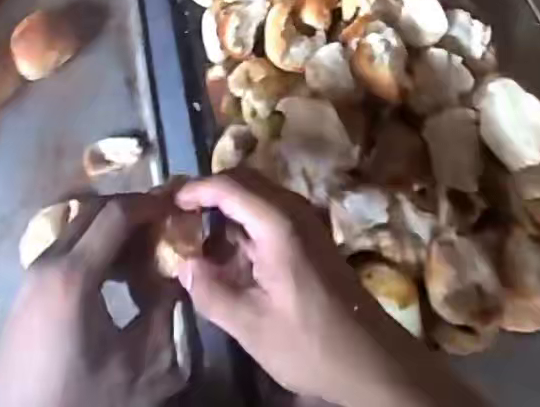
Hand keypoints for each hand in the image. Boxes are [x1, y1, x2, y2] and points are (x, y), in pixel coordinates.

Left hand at [0, 196, 184, 406]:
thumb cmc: (76, 403)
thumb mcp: (139, 371)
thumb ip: (167, 315)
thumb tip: (179, 277)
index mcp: (73, 274)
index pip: (117, 212)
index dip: (150, 204)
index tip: (177, 208)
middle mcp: (48, 262)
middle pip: (95, 210)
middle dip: (133, 210)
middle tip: (164, 226)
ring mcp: (32, 275)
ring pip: (79, 227)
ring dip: (113, 229)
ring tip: (144, 253)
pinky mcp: (26, 292)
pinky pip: (67, 247)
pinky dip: (95, 246)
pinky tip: (115, 278)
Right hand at [173, 172, 484, 406]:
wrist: (371, 358)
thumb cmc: (310, 342)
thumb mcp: (251, 327)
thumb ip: (211, 292)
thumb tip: (183, 264)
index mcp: (277, 223)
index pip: (228, 185)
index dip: (195, 188)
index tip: (168, 201)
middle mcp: (292, 208)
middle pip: (243, 180)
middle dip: (208, 191)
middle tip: (178, 213)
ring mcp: (304, 218)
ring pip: (256, 193)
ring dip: (226, 205)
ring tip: (196, 233)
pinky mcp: (309, 233)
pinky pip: (269, 210)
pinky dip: (243, 219)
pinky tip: (229, 252)